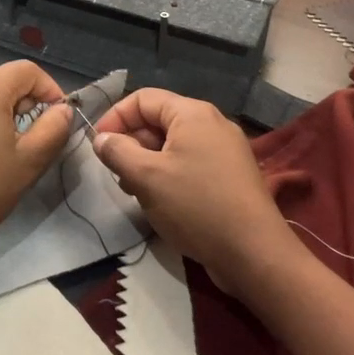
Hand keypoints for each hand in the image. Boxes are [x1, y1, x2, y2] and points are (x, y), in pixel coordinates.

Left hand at [0, 61, 74, 250]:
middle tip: (34, 133)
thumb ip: (54, 127)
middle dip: (25, 99)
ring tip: (9, 142)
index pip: (26, 70)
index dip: (49, 88)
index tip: (58, 115)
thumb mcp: (31, 159)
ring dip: (3, 107)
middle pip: (3, 78)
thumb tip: (62, 108)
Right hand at [93, 88, 307, 297]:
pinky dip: (169, 175)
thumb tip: (101, 139)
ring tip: (135, 191)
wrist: (255, 255)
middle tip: (116, 174)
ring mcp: (225, 151)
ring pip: (173, 145)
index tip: (98, 146)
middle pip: (158, 120)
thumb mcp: (146, 177)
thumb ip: (117, 151)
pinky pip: (191, 163)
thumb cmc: (196, 206)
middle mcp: (212, 124)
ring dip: (147, 162)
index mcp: (192, 113)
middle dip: (131, 143)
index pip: (142, 99)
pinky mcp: (231, 177)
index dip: (115, 117)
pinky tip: (161, 201)